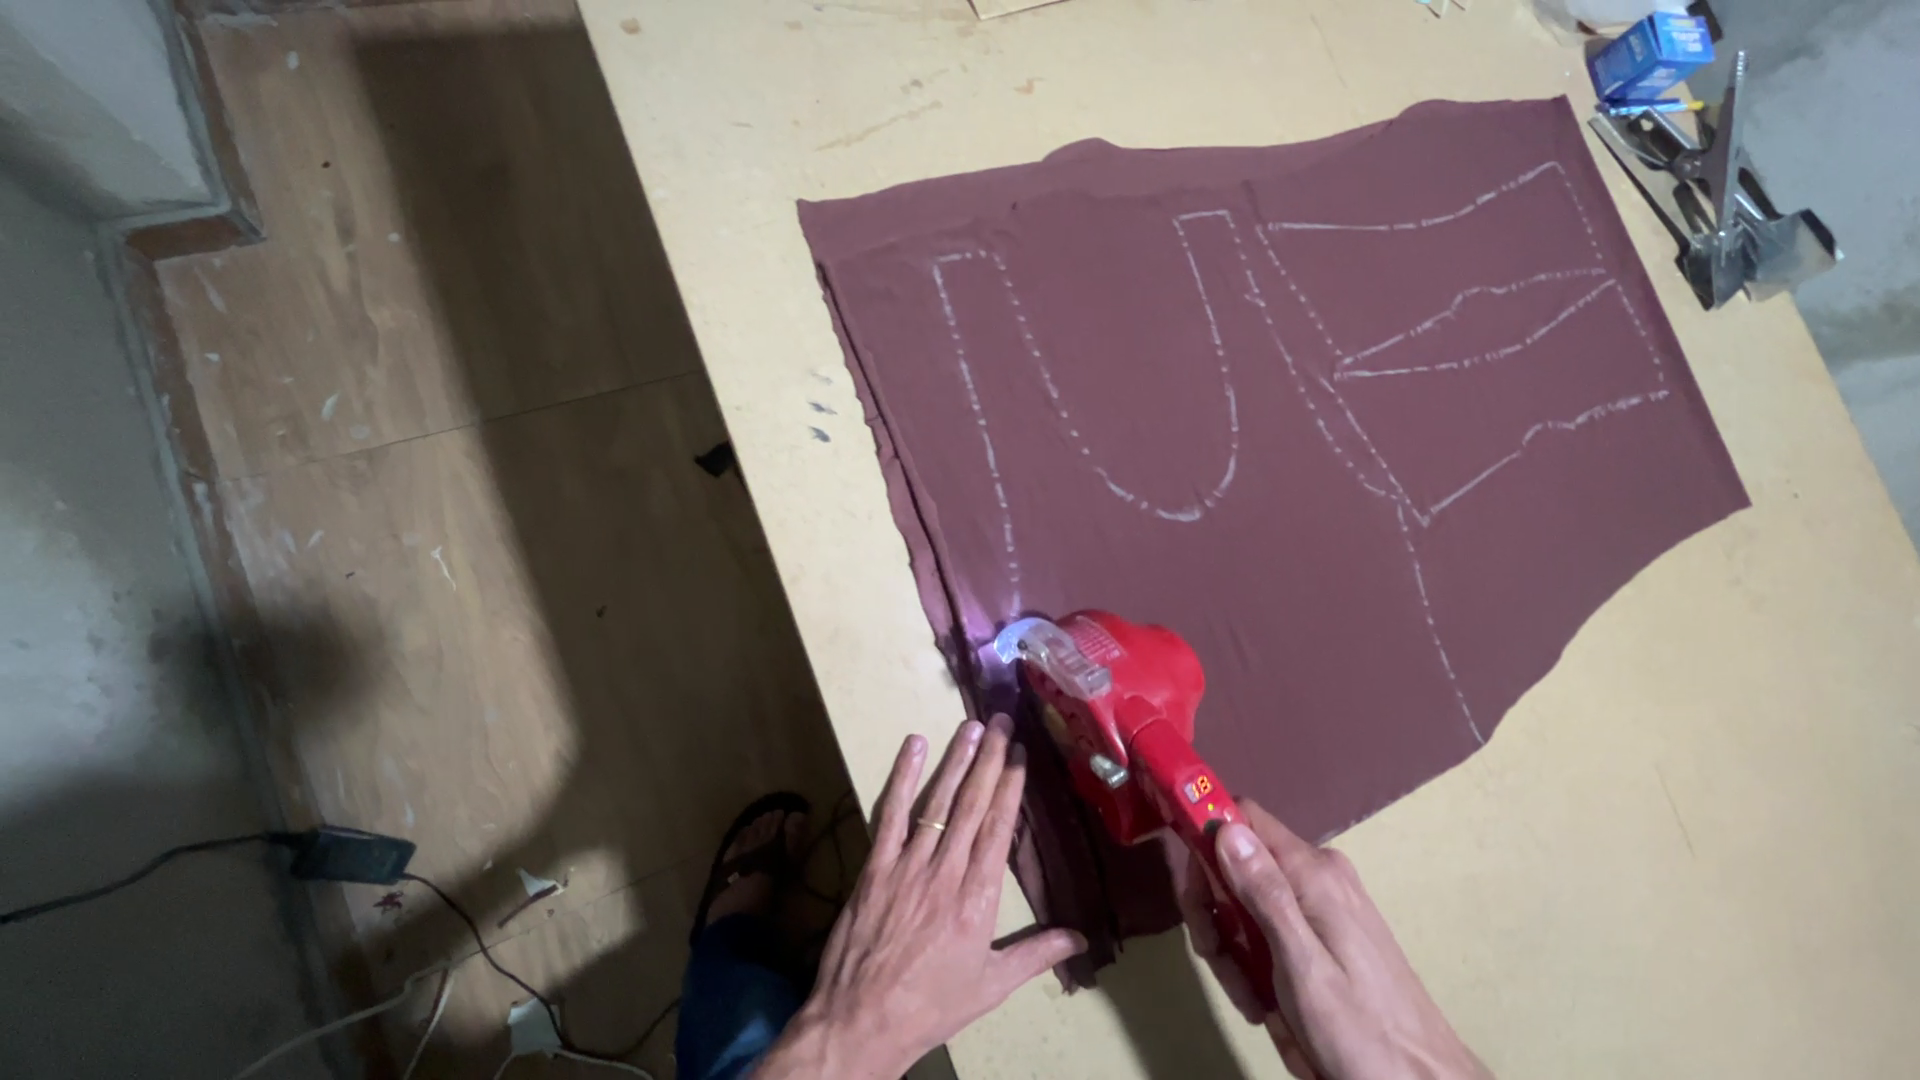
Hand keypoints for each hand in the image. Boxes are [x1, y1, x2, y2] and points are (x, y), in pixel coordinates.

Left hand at [754, 716, 1086, 1079]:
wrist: (864, 1020)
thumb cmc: (933, 1005)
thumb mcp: (992, 985)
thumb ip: (1037, 955)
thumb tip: (1082, 938)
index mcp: (978, 898)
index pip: (999, 828)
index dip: (1010, 786)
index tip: (1019, 754)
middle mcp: (947, 871)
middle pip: (973, 804)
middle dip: (989, 759)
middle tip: (1000, 722)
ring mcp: (908, 864)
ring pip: (938, 802)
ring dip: (955, 761)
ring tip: (970, 726)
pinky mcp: (876, 865)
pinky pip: (891, 813)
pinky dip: (903, 778)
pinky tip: (914, 747)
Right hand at [1175, 802, 1491, 1079]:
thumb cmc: (1362, 1032)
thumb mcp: (1302, 966)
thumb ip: (1264, 893)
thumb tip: (1226, 828)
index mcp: (1312, 871)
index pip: (1242, 817)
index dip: (1205, 840)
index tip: (1192, 890)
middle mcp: (1318, 874)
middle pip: (1238, 865)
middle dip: (1216, 912)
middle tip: (1218, 962)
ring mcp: (1325, 903)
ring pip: (1249, 902)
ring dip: (1236, 948)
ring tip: (1253, 1001)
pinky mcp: (1328, 932)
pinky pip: (1272, 928)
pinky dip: (1259, 961)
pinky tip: (1269, 1003)